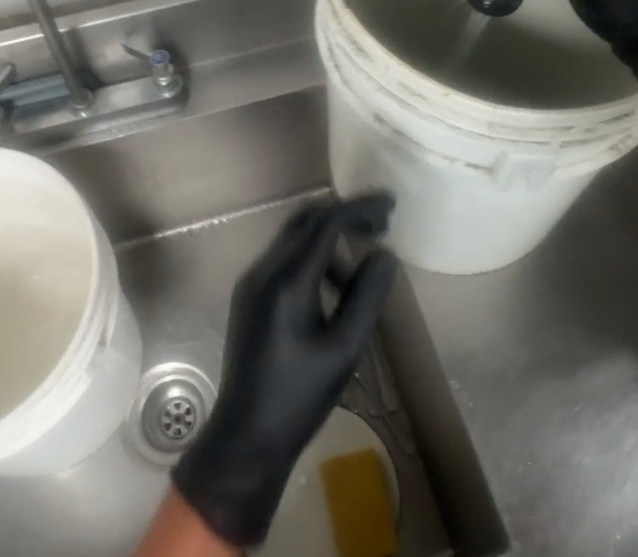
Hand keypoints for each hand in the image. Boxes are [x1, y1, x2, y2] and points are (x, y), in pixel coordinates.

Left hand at [171, 196, 399, 547]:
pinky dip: (312, 259)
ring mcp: (251, 282)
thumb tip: (384, 254)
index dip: (360, 208)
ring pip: (294, 239)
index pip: (326, 222)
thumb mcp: (344, 349)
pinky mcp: (249, 296)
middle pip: (305, 220)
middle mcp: (263, 270)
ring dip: (329, 241)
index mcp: (287, 280)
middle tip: (381, 225)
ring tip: (361, 274)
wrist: (246, 434)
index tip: (391, 205)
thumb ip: (366, 297)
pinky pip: (283, 260)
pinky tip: (333, 290)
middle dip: (344, 215)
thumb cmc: (300, 396)